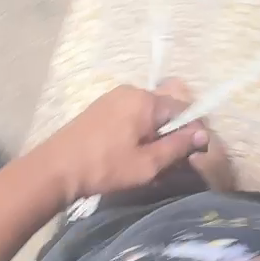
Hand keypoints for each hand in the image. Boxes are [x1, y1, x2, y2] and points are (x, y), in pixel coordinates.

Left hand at [31, 86, 208, 204]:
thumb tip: (203, 134)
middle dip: (172, 136)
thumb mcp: (147, 163)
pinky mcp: (101, 108)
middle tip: (170, 164)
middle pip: (165, 111)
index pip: (183, 109)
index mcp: (145, 99)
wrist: (55, 169)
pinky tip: (131, 155)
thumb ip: (178, 146)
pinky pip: (130, 116)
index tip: (194, 156)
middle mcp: (130, 91)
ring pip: (147, 115)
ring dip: (154, 137)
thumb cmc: (105, 167)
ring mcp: (113, 98)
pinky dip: (138, 133)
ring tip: (149, 164)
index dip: (193, 132)